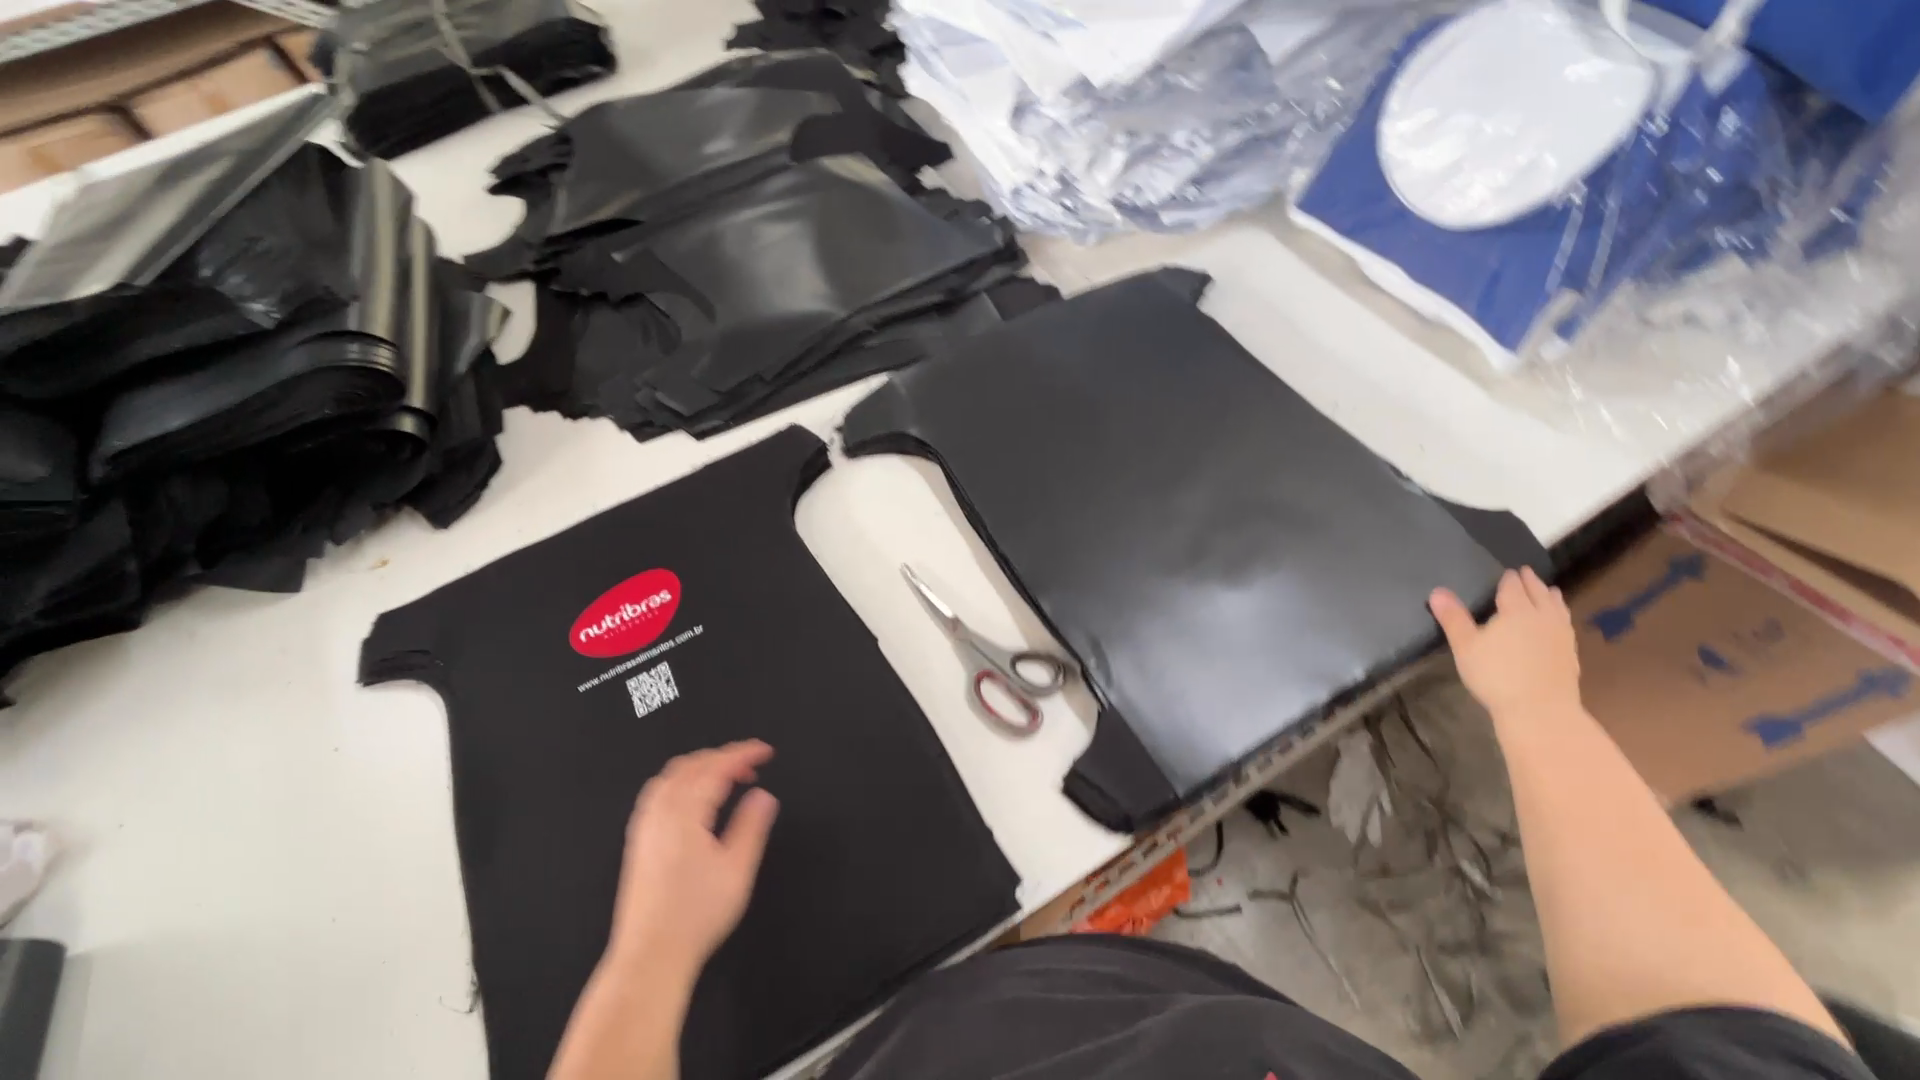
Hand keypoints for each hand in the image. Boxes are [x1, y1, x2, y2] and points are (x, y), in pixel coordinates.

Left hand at [606, 741, 779, 980]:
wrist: (651, 954)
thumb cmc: (697, 914)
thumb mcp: (737, 869)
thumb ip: (751, 826)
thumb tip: (763, 796)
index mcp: (685, 813)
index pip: (716, 768)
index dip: (743, 754)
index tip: (765, 751)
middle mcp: (660, 812)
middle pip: (691, 766)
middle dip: (723, 757)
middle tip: (751, 765)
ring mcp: (644, 826)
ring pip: (671, 777)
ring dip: (700, 767)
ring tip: (726, 777)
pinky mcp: (638, 841)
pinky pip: (658, 793)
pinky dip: (681, 782)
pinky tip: (693, 800)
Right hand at [1429, 567, 1581, 721]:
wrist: (1540, 708)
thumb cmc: (1496, 675)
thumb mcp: (1465, 646)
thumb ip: (1453, 618)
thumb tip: (1437, 591)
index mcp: (1516, 610)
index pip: (1512, 587)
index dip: (1509, 578)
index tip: (1508, 571)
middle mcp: (1542, 616)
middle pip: (1538, 593)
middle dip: (1531, 581)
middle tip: (1527, 572)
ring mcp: (1560, 635)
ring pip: (1557, 608)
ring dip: (1551, 596)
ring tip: (1550, 591)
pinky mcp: (1569, 653)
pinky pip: (1565, 625)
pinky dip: (1561, 616)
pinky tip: (1559, 623)